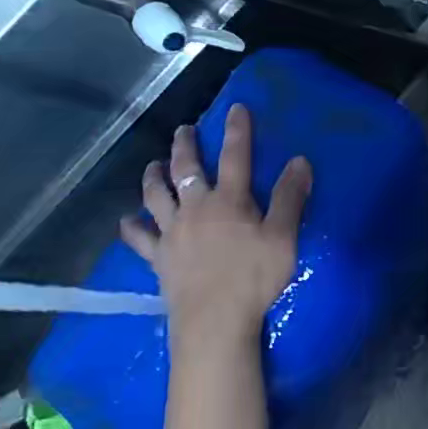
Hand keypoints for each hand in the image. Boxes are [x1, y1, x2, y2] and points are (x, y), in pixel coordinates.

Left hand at [120, 104, 311, 344]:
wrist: (214, 320)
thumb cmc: (253, 279)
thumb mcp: (283, 238)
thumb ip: (291, 199)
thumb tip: (300, 161)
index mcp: (229, 201)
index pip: (235, 156)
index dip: (237, 130)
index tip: (236, 108)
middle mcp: (196, 208)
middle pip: (186, 169)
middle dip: (185, 146)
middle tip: (183, 131)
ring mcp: (172, 233)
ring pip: (156, 196)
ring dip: (153, 177)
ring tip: (153, 166)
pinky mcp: (158, 258)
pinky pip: (140, 238)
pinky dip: (132, 228)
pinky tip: (127, 221)